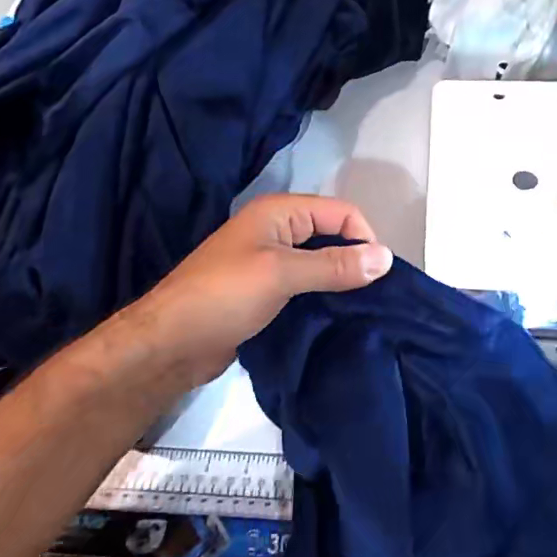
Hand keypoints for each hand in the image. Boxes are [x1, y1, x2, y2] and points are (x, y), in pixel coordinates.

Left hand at [122, 194, 391, 386]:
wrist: (170, 344)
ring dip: (341, 280)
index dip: (363, 237)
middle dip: (355, 258)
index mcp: (279, 212)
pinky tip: (337, 315)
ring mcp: (269, 261)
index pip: (340, 212)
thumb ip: (335, 265)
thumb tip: (386, 257)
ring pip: (320, 262)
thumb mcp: (282, 274)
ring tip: (362, 308)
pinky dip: (323, 295)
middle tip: (375, 295)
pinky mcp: (265, 291)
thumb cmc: (224, 296)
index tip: (379, 276)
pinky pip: (306, 285)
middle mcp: (276, 230)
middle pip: (332, 235)